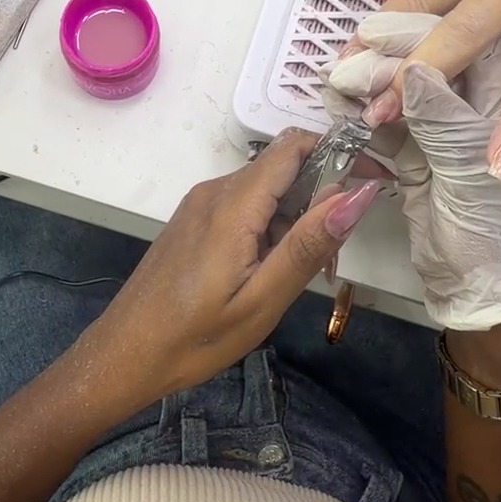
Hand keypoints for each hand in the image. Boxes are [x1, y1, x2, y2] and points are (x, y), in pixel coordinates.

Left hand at [80, 128, 380, 401]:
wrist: (124, 355)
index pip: (295, 146)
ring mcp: (202, 205)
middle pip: (284, 167)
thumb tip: (360, 192)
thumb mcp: (263, 298)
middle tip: (334, 257)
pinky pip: (246, 207)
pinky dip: (272, 228)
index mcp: (234, 203)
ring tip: (308, 274)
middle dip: (323, 197)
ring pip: (267, 190)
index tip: (375, 182)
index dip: (341, 153)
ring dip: (299, 218)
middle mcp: (216, 190)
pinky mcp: (195, 222)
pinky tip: (273, 270)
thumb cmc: (195, 336)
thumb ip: (310, 242)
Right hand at [324, 15, 500, 330]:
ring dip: (372, 87)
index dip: (429, 33)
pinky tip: (341, 108)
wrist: (478, 293)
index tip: (385, 28)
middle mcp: (477, 113)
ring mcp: (444, 135)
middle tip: (353, 52)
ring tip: (340, 77)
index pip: (473, 49)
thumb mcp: (472, 173)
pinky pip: (388, 130)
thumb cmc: (494, 236)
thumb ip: (443, 118)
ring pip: (405, 96)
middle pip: (433, 66)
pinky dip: (364, 120)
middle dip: (391, 57)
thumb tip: (411, 66)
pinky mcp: (418, 158)